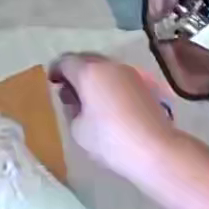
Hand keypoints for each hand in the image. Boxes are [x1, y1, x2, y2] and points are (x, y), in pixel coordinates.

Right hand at [48, 53, 182, 181]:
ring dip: (93, 77)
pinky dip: (108, 84)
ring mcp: (128, 71)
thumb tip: (76, 100)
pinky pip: (118, 77)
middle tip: (69, 90)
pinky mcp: (143, 82)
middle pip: (86, 60)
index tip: (52, 81)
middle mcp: (108, 64)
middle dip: (75, 71)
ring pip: (104, 67)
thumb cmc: (110, 140)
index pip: (66, 61)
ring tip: (89, 98)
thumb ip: (72, 109)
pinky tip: (108, 103)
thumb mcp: (78, 130)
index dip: (56, 70)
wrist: (155, 149)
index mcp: (88, 71)